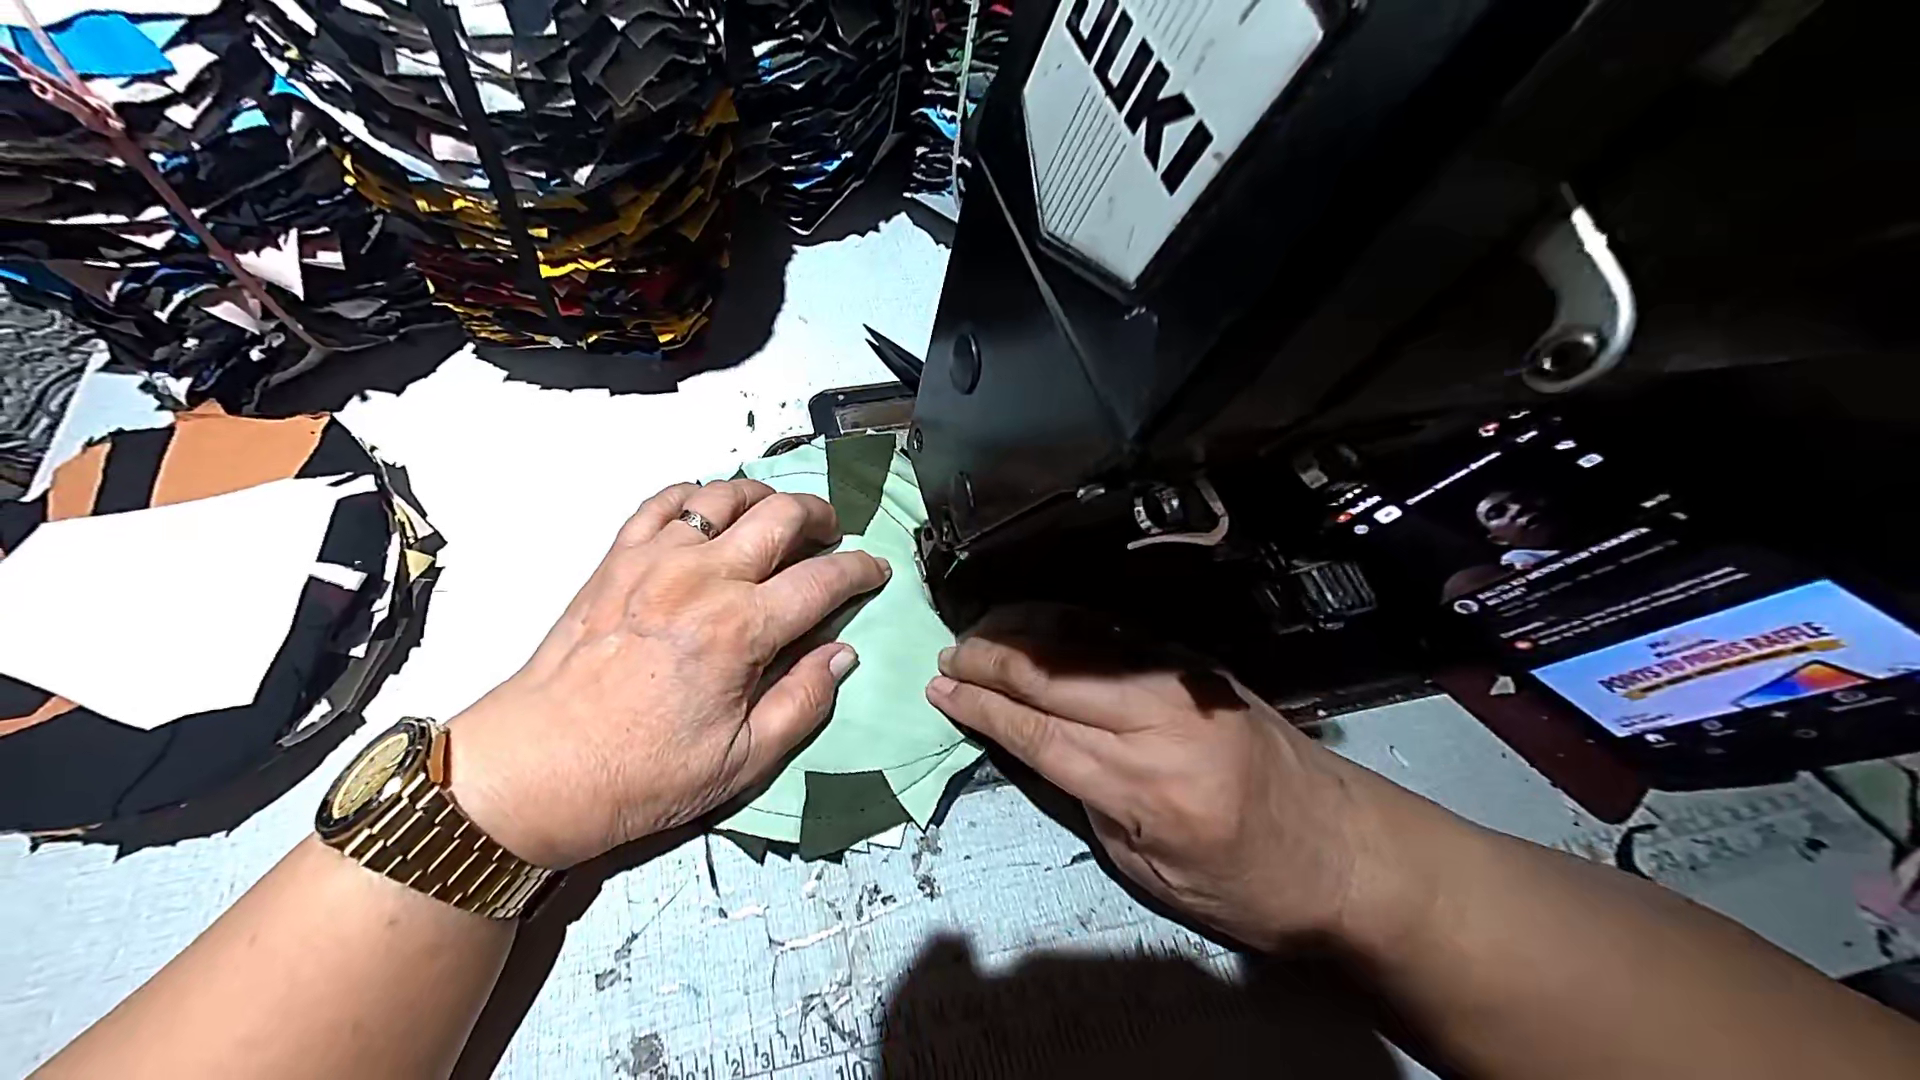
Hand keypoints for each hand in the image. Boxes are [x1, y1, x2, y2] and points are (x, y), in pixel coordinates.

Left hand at [446, 479, 890, 868]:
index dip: (861, 570)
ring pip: (726, 495)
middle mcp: (702, 578)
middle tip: (833, 536)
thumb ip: (805, 700)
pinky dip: (699, 496)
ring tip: (778, 518)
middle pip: (782, 516)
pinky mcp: (616, 558)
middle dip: (821, 517)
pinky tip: (712, 514)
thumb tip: (842, 651)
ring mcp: (654, 559)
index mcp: (740, 629)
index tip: (875, 571)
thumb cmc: (643, 774)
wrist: (533, 770)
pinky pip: (664, 501)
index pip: (823, 580)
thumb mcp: (744, 760)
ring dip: (766, 498)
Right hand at [924, 607, 1403, 950]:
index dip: (981, 707)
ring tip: (980, 631)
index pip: (1038, 731)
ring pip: (1080, 641)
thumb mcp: (1150, 870)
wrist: (1343, 848)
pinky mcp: (1196, 666)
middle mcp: (1159, 721)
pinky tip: (1038, 620)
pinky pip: (1116, 632)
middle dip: (990, 661)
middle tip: (949, 654)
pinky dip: (1067, 622)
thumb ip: (1086, 798)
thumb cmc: (1244, 883)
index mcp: (1144, 787)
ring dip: (1021, 630)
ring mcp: (1180, 682)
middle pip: (1051, 675)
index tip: (940, 689)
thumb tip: (1033, 741)